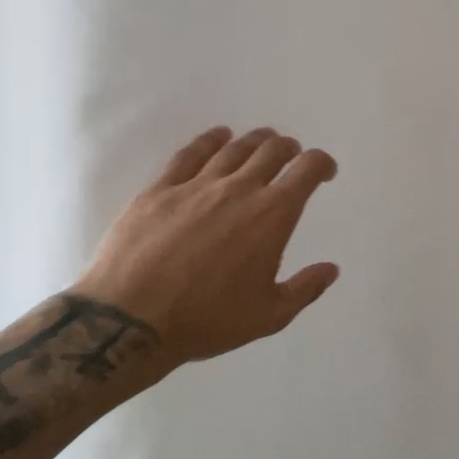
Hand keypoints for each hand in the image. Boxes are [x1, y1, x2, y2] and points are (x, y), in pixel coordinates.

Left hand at [70, 126, 339, 367]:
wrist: (127, 321)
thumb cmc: (206, 320)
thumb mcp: (269, 315)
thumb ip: (305, 289)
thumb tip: (330, 269)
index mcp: (273, 215)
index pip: (307, 168)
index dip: (322, 164)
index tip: (324, 173)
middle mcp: (239, 189)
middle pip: (272, 150)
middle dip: (289, 149)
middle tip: (291, 158)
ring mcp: (196, 186)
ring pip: (234, 148)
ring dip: (255, 141)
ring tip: (262, 142)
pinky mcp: (159, 190)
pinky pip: (189, 154)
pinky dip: (209, 141)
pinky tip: (217, 137)